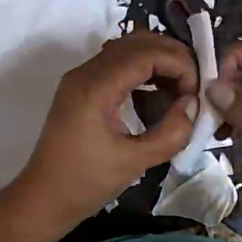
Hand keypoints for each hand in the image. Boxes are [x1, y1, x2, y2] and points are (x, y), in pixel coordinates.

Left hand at [11, 33, 198, 229]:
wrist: (44, 198)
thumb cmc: (86, 182)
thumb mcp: (135, 162)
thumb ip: (171, 132)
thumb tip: (193, 106)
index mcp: (95, 87)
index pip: (145, 54)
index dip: (179, 65)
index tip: (197, 90)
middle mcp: (85, 72)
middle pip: (137, 43)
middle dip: (172, 58)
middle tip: (195, 85)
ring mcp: (81, 78)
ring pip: (127, 50)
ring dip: (158, 62)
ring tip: (180, 90)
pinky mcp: (81, 88)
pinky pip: (117, 65)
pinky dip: (142, 72)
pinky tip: (157, 96)